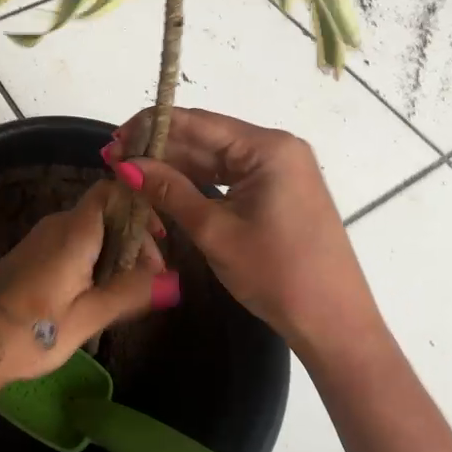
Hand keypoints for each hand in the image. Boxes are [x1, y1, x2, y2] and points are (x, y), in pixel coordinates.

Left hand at [0, 180, 177, 395]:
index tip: (162, 240)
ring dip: (117, 251)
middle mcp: (58, 225)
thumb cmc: (28, 332)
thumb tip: (174, 279)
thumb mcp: (85, 318)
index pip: (112, 191)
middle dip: (135, 237)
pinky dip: (97, 260)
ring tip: (134, 291)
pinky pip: (76, 243)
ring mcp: (43, 238)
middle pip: (106, 211)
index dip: (141, 206)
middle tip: (153, 279)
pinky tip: (104, 293)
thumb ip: (128, 294)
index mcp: (73, 231)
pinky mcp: (35, 255)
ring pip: (92, 229)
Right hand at [112, 107, 380, 357]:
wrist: (337, 328)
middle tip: (114, 161)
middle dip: (159, 148)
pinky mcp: (279, 192)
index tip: (114, 142)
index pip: (197, 122)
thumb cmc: (278, 275)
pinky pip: (230, 175)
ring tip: (130, 173)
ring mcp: (280, 170)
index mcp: (268, 147)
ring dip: (175, 165)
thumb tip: (124, 164)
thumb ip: (168, 190)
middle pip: (205, 137)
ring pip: (215, 157)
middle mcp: (277, 148)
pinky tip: (165, 186)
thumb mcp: (215, 231)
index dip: (150, 129)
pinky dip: (198, 181)